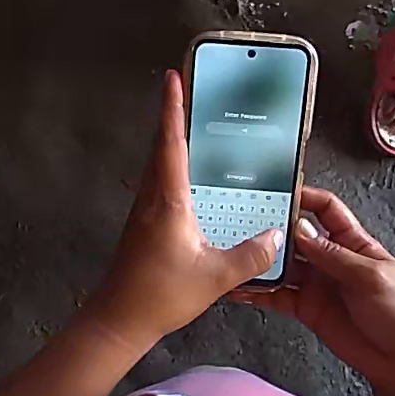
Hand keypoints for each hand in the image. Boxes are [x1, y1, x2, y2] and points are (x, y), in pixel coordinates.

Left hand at [83, 71, 281, 347]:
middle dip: (173, 114)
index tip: (174, 77)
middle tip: (188, 91)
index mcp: (168, 200)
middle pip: (162, 145)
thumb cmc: (159, 295)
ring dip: (171, 139)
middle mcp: (153, 197)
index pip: (171, 143)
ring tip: (192, 125)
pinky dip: (173, 166)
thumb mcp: (215, 276)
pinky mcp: (145, 223)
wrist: (118, 319)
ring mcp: (145, 210)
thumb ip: (250, 255)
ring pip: (158, 164)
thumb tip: (275, 236)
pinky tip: (191, 178)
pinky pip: (161, 183)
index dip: (172, 108)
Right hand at [233, 188, 394, 393]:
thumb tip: (299, 229)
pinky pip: (278, 295)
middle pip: (296, 236)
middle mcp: (331, 259)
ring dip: (262, 262)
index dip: (304, 196)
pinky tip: (241, 288)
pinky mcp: (307, 308)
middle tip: (245, 224)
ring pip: (283, 266)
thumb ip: (333, 254)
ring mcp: (317, 284)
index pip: (326, 209)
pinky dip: (259, 292)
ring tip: (236, 256)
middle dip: (273, 230)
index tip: (279, 191)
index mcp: (353, 242)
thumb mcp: (371, 276)